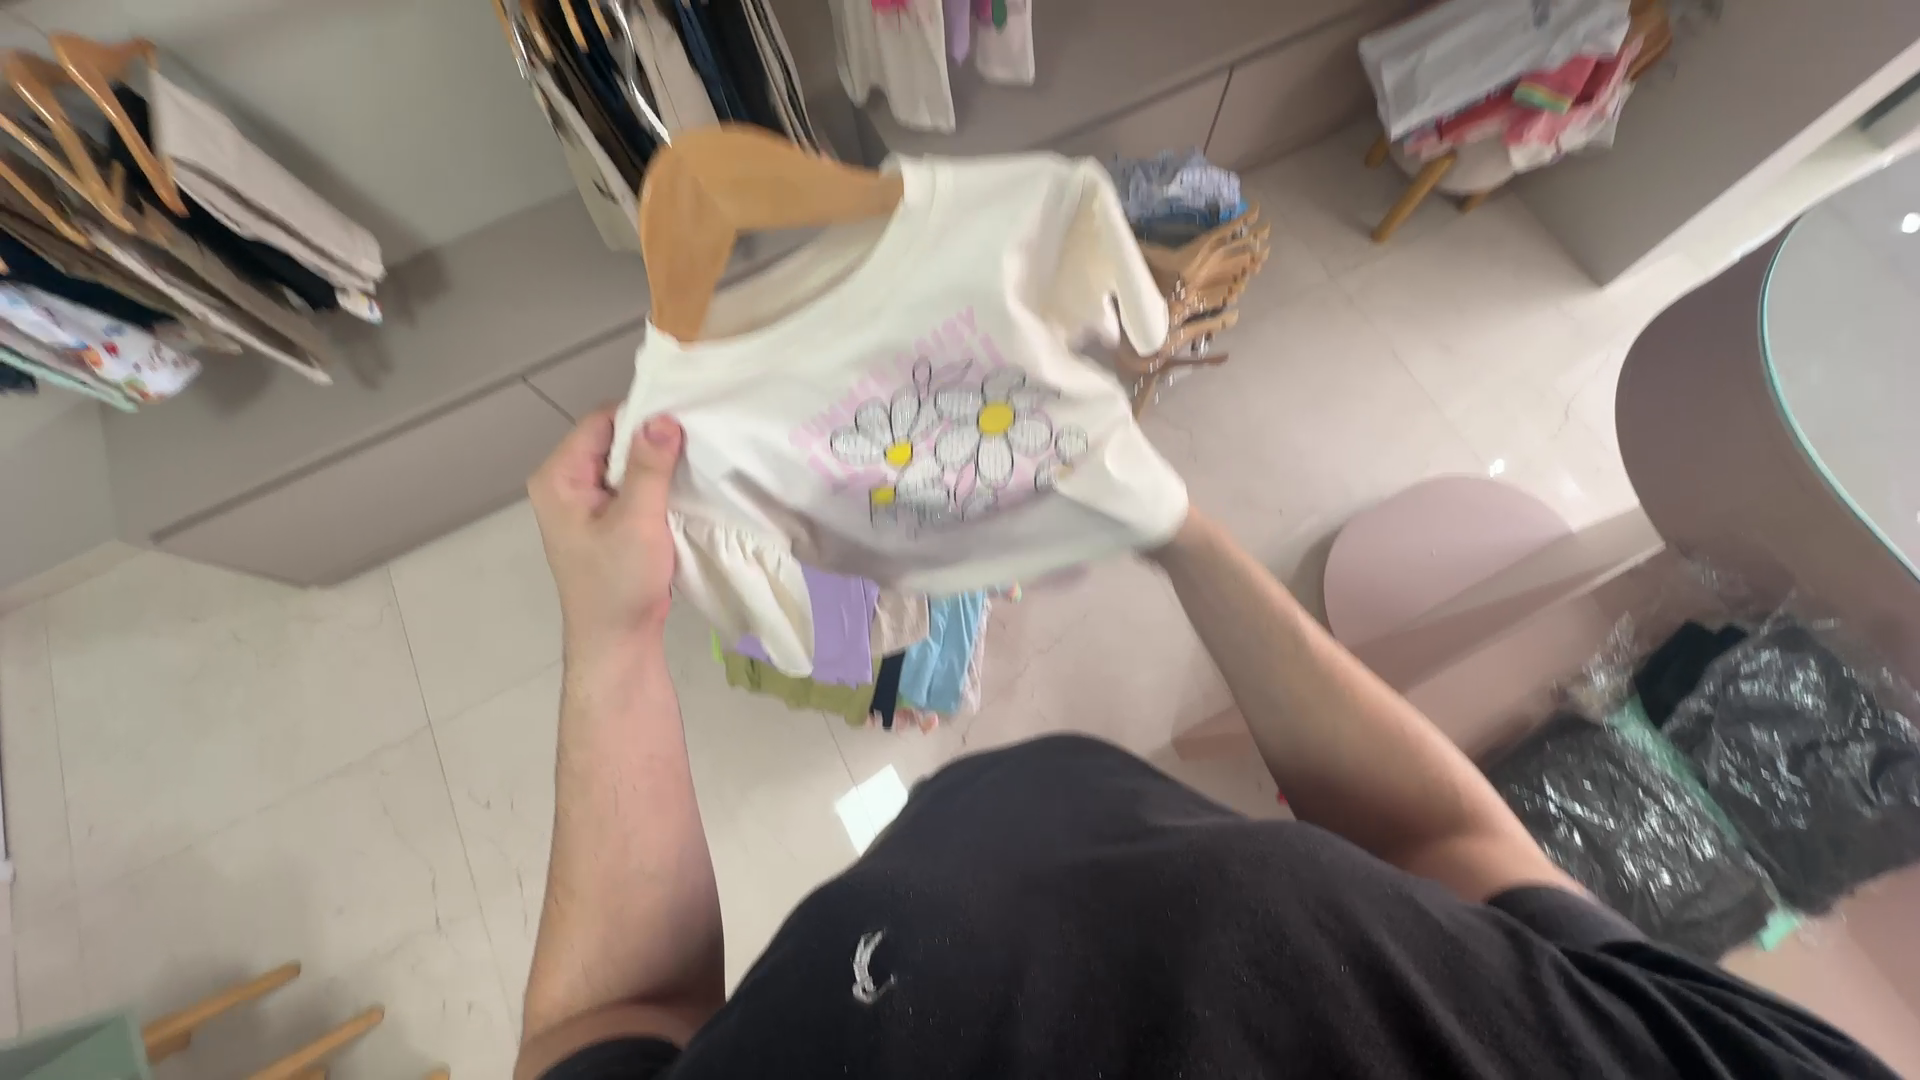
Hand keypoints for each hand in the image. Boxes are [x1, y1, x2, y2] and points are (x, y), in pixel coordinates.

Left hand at [529, 406, 683, 662]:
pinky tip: (687, 485)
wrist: (618, 640)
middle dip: (653, 438)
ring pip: (627, 464)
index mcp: (558, 478)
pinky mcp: (610, 521)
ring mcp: (588, 504)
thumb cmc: (619, 583)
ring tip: (697, 457)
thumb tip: (664, 418)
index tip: (685, 415)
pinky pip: (635, 487)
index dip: (641, 415)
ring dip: (659, 463)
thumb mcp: (637, 521)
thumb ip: (649, 467)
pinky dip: (660, 484)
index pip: (600, 423)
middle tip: (698, 435)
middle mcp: (567, 484)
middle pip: (613, 440)